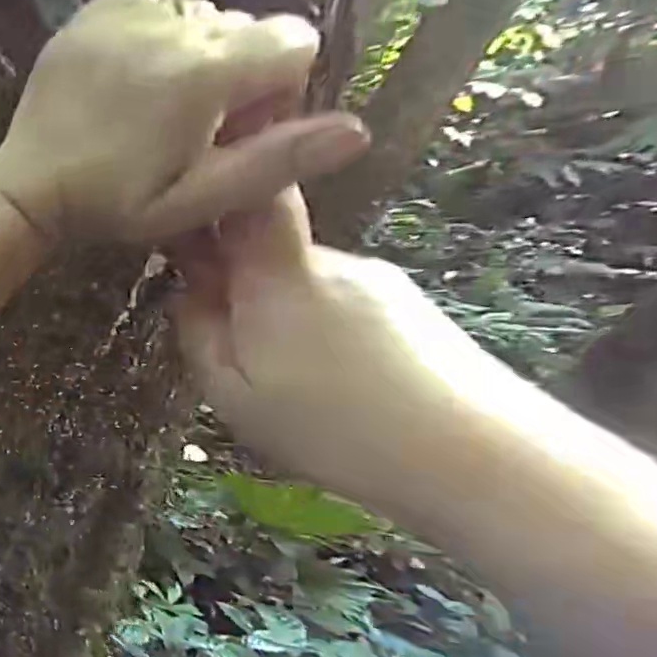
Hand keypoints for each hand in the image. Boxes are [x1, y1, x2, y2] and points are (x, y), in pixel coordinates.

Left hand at [0, 0, 370, 244]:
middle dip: (235, 72)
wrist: (26, 189)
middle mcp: (177, 26)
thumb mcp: (191, 201)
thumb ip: (272, 164)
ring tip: (150, 107)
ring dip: (193, 54)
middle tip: (184, 127)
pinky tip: (127, 79)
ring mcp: (131, 13)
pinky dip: (153, 35)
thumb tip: (356, 129)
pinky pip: (152, 6)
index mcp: (210, 71)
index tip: (231, 130)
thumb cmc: (109, 204)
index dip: (274, 91)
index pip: (295, 44)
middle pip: (247, 28)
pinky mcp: (95, 13)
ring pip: (201, 17)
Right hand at [172, 188, 523, 511]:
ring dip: (273, 307)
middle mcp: (331, 260)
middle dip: (232, 276)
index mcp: (279, 275)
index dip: (213, 196)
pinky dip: (313, 323)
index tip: (179, 235)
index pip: (248, 195)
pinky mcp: (406, 303)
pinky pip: (334, 297)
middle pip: (265, 241)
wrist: (477, 460)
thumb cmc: (330, 427)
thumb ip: (197, 331)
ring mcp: (375, 279)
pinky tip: (325, 376)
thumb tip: (187, 290)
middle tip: (221, 340)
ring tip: (278, 372)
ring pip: (297, 276)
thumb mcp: (230, 392)